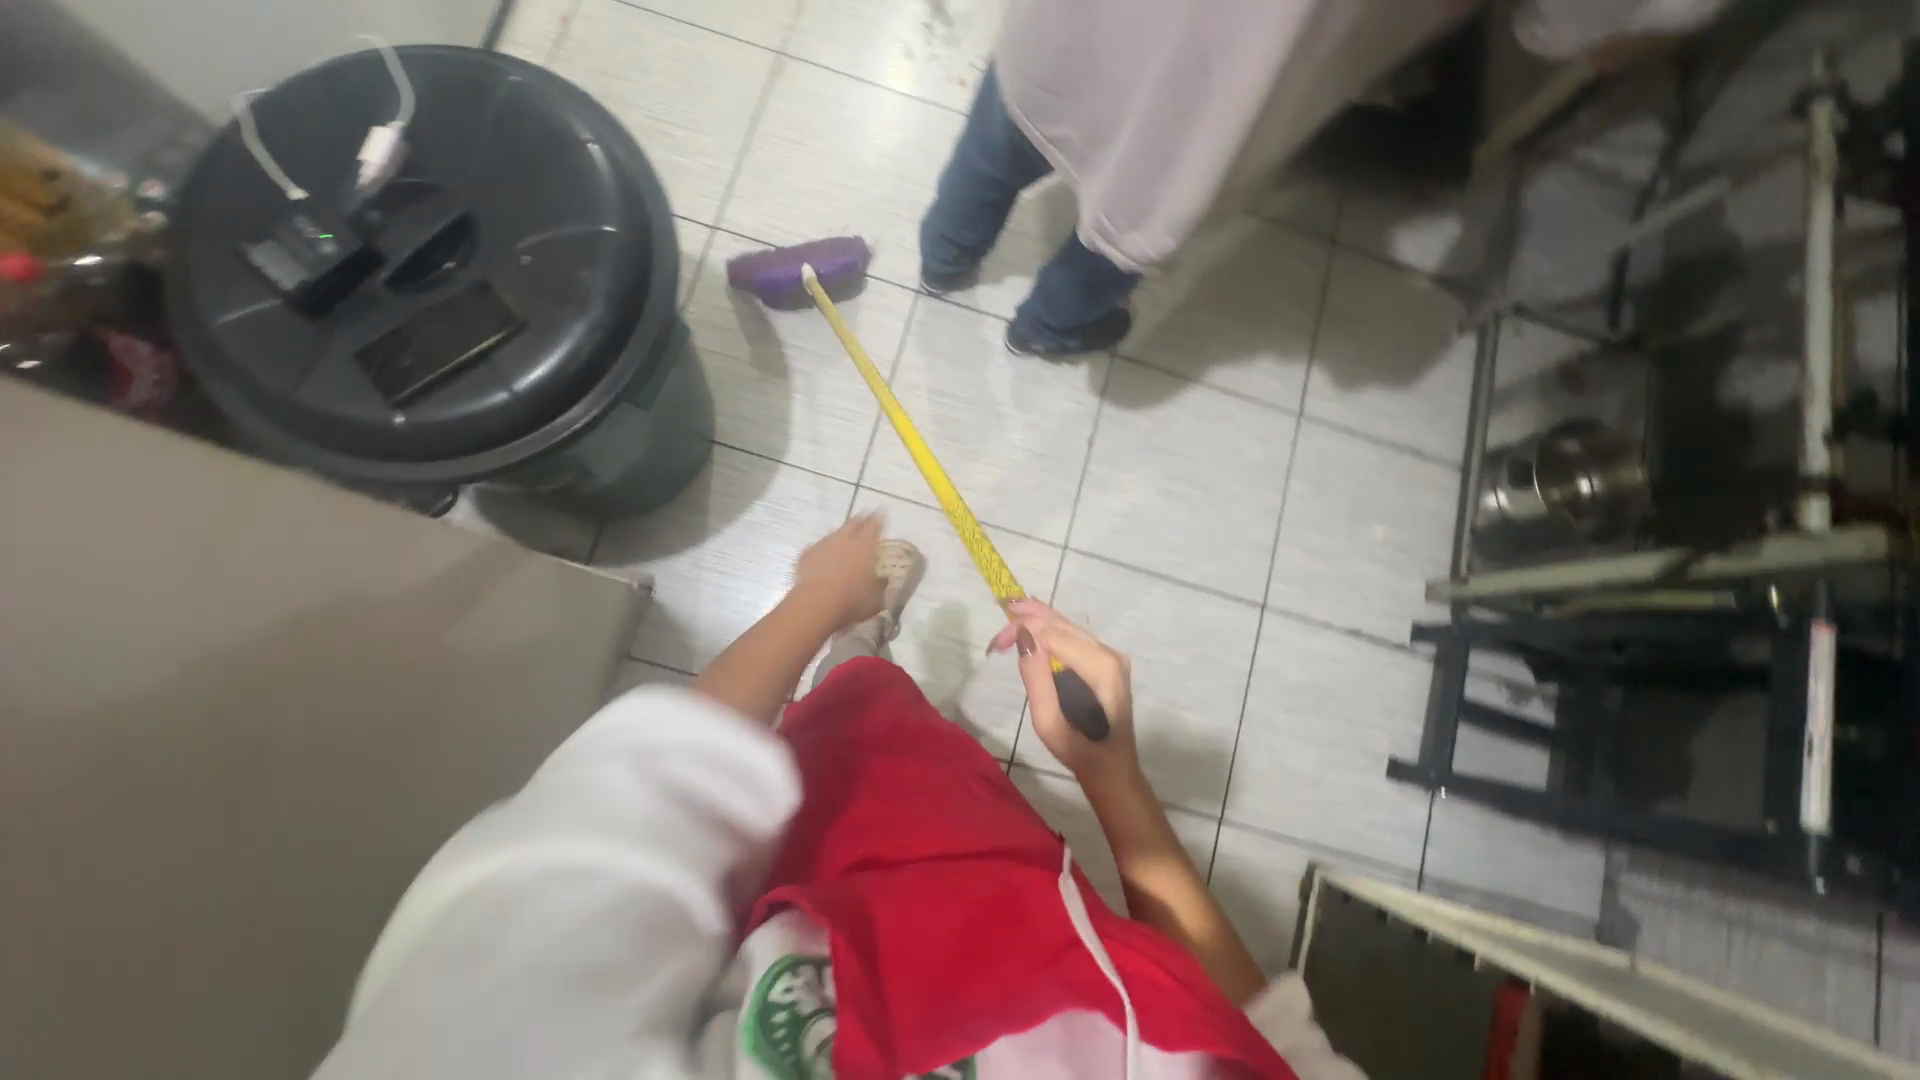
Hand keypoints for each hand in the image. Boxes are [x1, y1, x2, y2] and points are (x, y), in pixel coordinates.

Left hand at [791, 513, 886, 629]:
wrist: (815, 604)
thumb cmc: (851, 602)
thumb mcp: (875, 598)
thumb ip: (880, 585)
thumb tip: (883, 579)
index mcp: (864, 546)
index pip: (874, 526)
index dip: (878, 519)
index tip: (881, 514)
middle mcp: (844, 540)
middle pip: (853, 524)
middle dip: (860, 519)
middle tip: (864, 517)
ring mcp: (822, 546)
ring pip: (833, 534)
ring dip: (840, 535)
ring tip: (843, 539)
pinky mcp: (805, 556)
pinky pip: (816, 548)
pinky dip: (822, 551)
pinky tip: (821, 557)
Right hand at [990, 600, 1137, 782]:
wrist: (1113, 770)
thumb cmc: (1079, 751)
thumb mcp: (1048, 723)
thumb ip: (1036, 679)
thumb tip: (1023, 636)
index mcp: (1100, 666)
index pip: (1051, 631)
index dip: (1021, 630)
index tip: (996, 647)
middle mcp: (1110, 653)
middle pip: (1061, 623)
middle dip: (1027, 620)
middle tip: (999, 628)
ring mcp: (1112, 656)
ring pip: (1068, 627)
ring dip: (1038, 624)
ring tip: (1010, 625)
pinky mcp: (1108, 663)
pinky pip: (1075, 638)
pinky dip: (1050, 632)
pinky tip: (1033, 631)